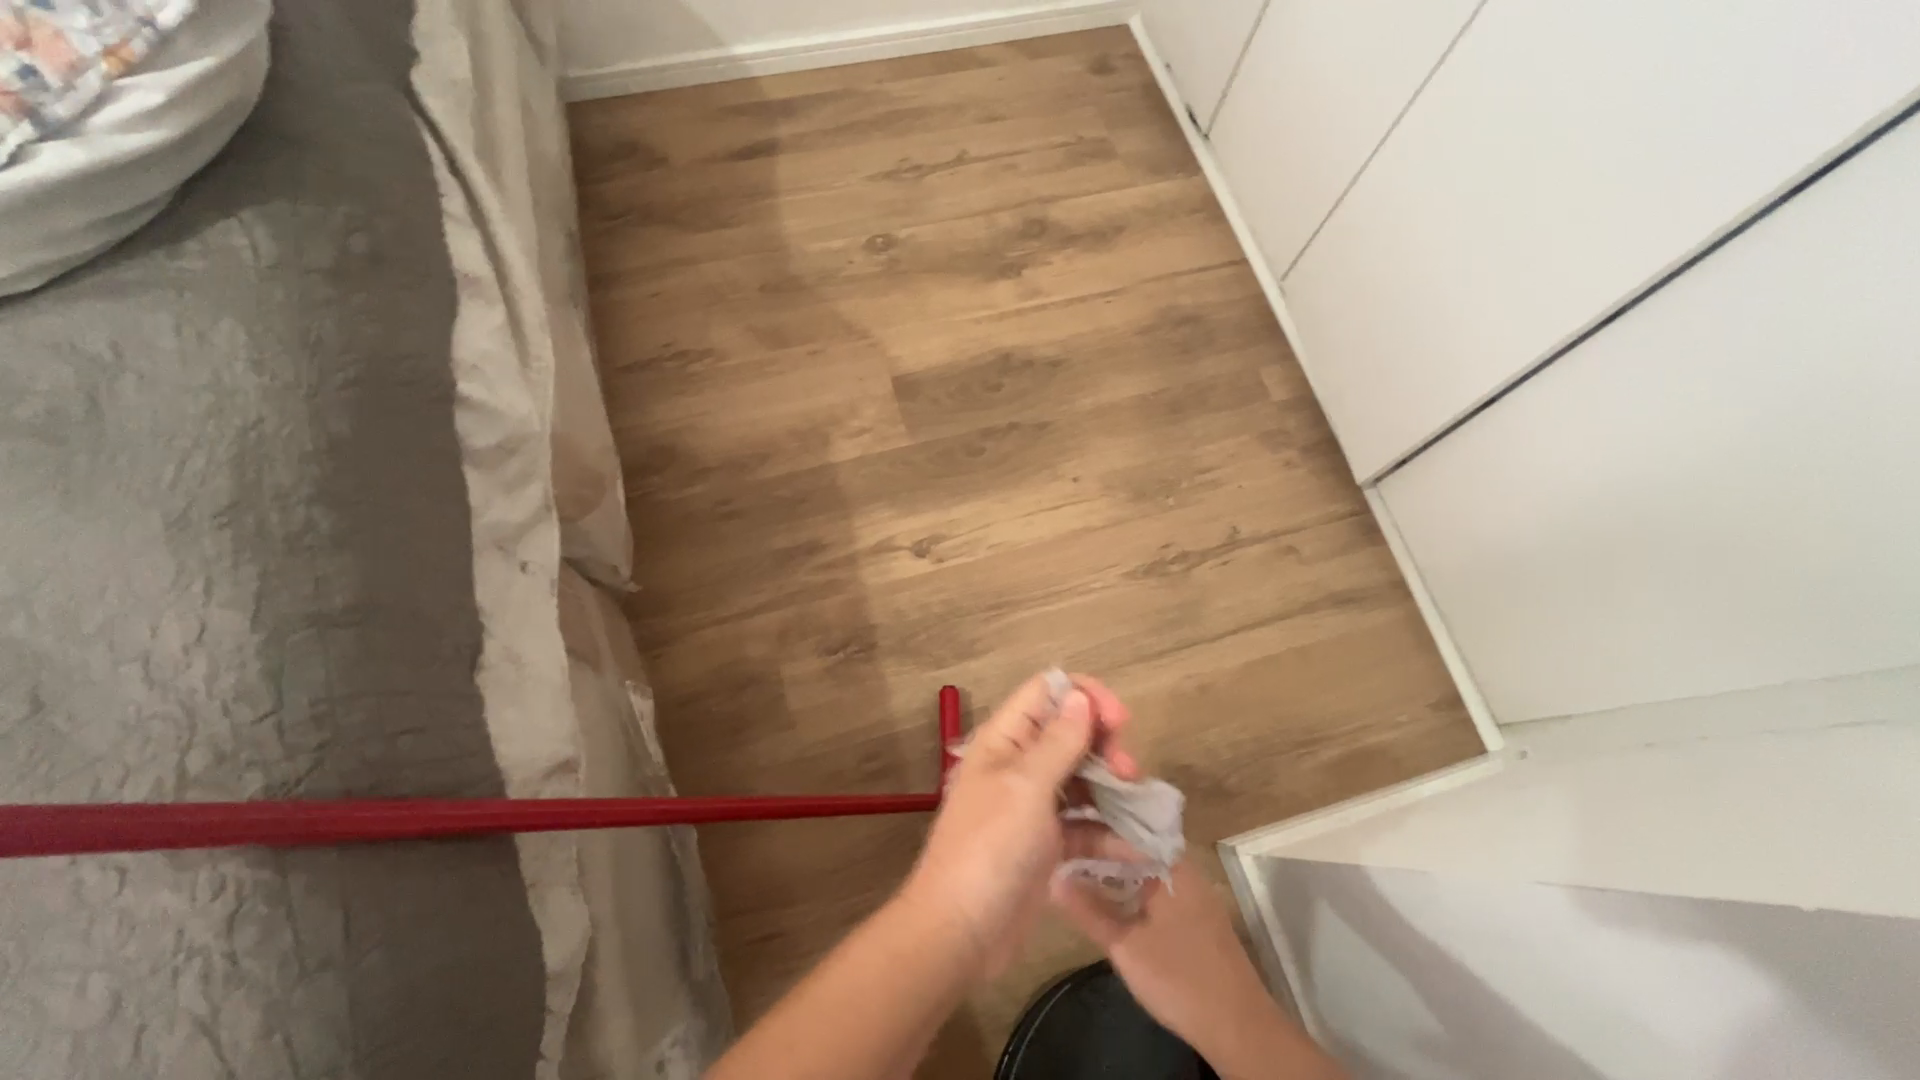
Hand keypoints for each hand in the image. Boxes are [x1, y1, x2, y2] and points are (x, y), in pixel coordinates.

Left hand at [899, 672, 1132, 978]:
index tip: (1121, 722)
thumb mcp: (1026, 787)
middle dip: (1105, 745)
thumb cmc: (990, 848)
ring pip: (1081, 779)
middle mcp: (1017, 766)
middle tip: (1130, 772)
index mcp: (1004, 740)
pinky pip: (1083, 826)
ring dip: (1112, 788)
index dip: (1086, 697)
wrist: (961, 931)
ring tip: (1137, 809)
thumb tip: (1080, 698)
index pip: (1047, 693)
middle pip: (1070, 734)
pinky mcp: (1045, 844)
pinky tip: (1136, 848)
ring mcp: (1031, 807)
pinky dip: (1108, 832)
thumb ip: (1058, 741)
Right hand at [1053, 854, 1278, 1057]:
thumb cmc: (1180, 980)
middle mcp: (1183, 867)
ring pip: (1143, 864)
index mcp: (1170, 864)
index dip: (1085, 831)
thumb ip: (1088, 910)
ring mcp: (1191, 890)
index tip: (1053, 832)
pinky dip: (1127, 882)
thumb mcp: (1125, 946)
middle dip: (1095, 845)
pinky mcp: (1193, 912)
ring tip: (1071, 865)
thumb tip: (1052, 879)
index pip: (1119, 832)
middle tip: (1057, 846)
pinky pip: (1153, 882)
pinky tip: (1105, 893)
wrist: (1239, 1026)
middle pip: (1132, 844)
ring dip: (1110, 865)